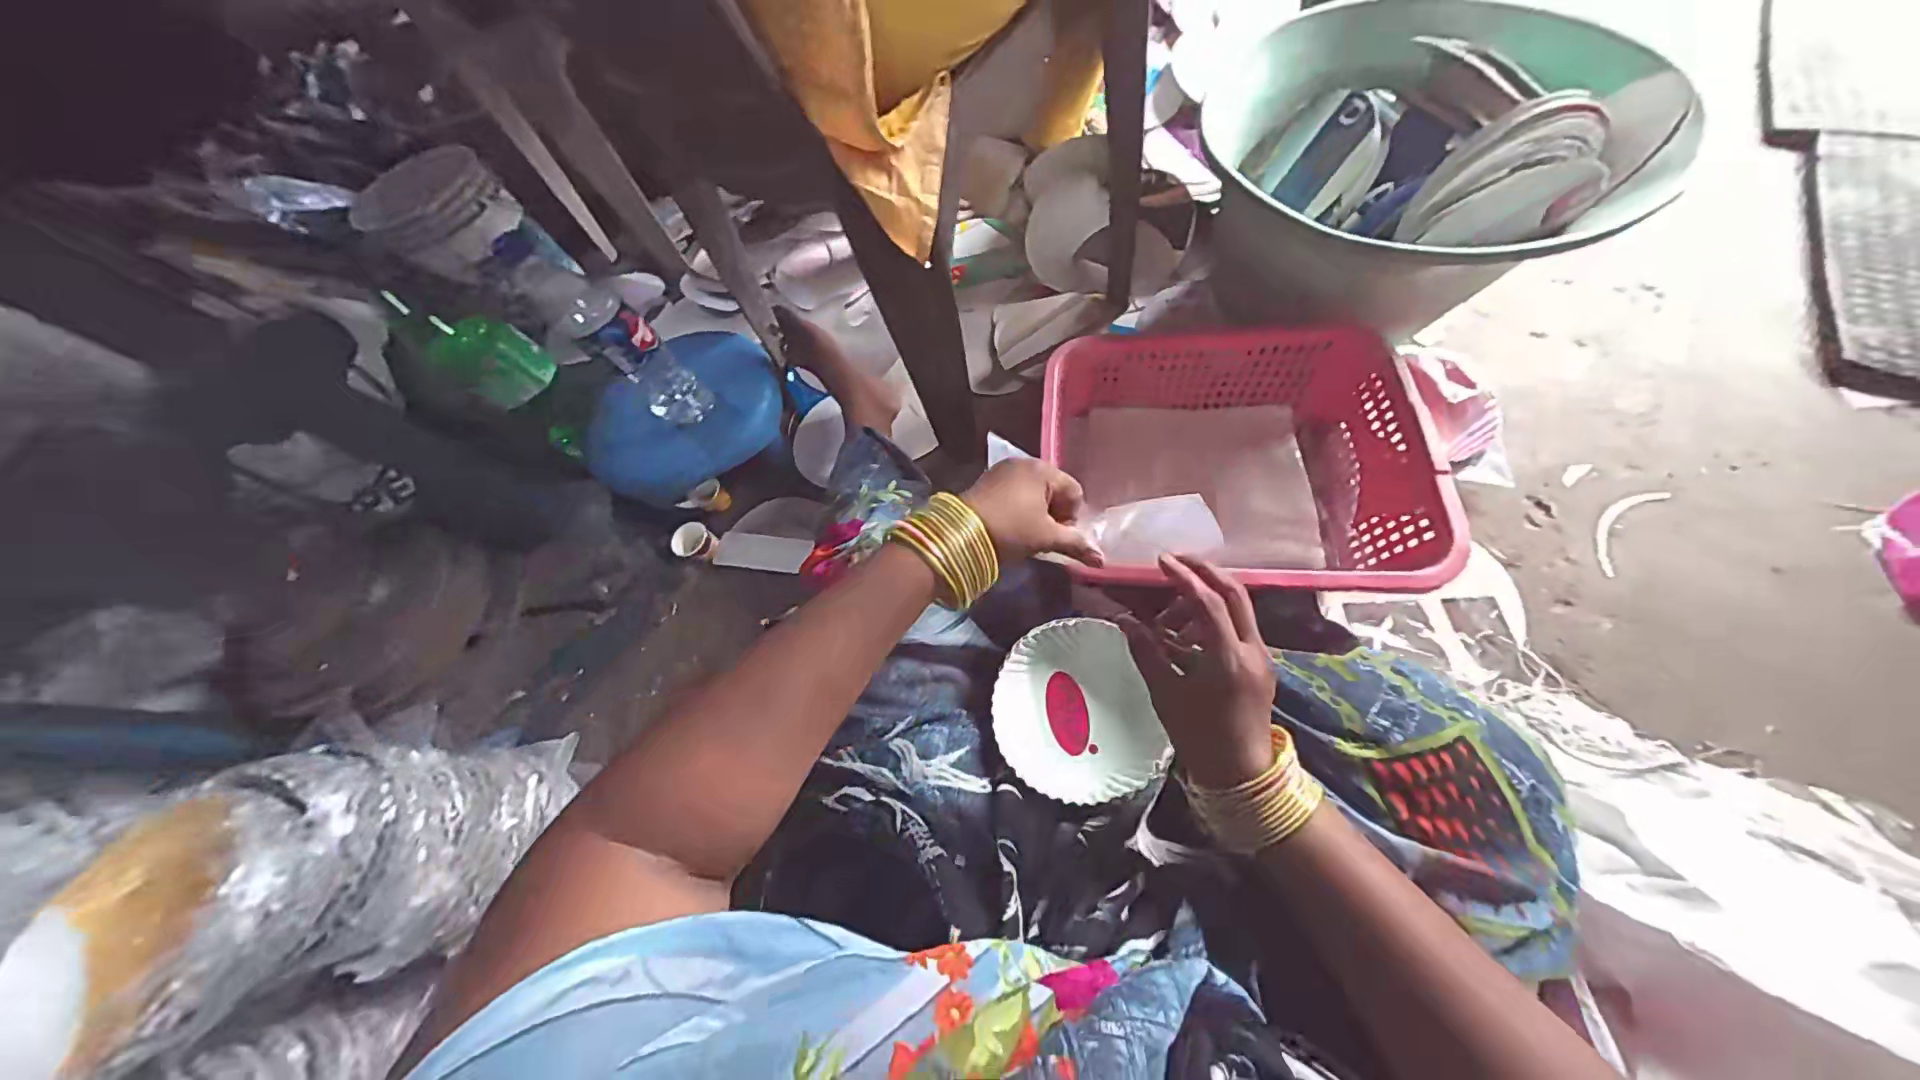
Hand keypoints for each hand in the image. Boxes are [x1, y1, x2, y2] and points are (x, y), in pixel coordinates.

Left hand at [959, 459, 1103, 566]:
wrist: (960, 534)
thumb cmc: (1010, 530)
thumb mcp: (1046, 538)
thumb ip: (1076, 544)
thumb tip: (1101, 560)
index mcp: (1042, 469)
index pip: (1073, 492)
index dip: (1071, 517)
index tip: (1057, 536)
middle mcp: (1023, 463)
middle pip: (1053, 490)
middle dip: (1053, 514)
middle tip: (1043, 536)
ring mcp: (1002, 471)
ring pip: (1033, 493)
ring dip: (1036, 513)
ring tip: (1026, 533)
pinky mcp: (986, 482)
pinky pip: (1014, 494)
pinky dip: (1018, 509)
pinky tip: (1010, 526)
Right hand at [1119, 554, 1275, 788]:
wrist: (1240, 773)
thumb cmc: (1199, 736)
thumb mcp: (1165, 692)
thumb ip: (1146, 651)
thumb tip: (1124, 620)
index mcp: (1228, 657)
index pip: (1207, 602)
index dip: (1183, 577)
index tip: (1161, 561)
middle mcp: (1252, 649)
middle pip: (1234, 593)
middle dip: (1204, 571)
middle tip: (1174, 563)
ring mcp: (1262, 656)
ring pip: (1237, 609)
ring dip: (1203, 602)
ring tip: (1167, 623)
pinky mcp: (1261, 665)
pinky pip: (1237, 628)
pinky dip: (1213, 620)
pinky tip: (1185, 636)